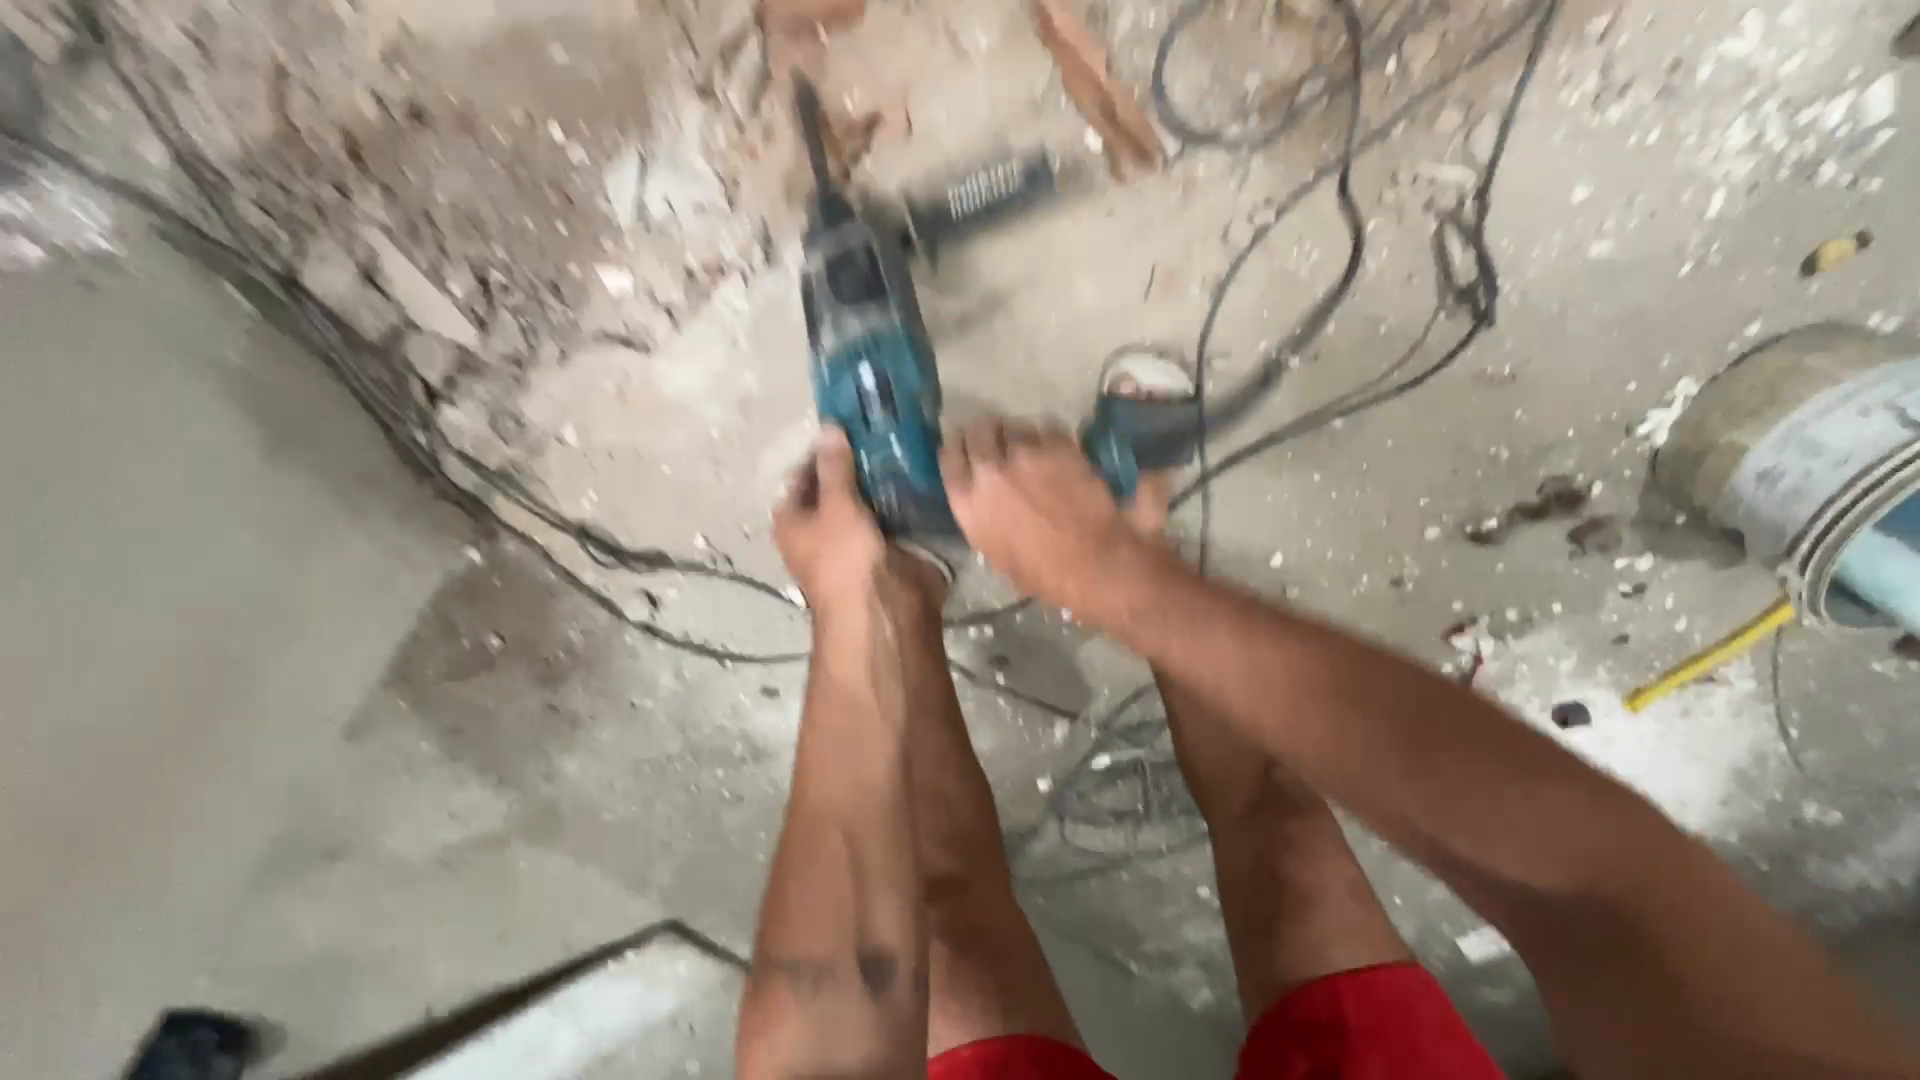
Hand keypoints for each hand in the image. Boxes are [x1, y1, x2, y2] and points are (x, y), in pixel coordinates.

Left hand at [775, 427, 887, 609]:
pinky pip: (890, 518)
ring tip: (902, 448)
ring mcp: (852, 542)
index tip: (850, 427)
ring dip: (881, 483)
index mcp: (792, 522)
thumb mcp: (835, 504)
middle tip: (883, 434)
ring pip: (865, 503)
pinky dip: (900, 502)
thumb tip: (829, 426)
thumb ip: (835, 466)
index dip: (822, 452)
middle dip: (856, 466)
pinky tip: (916, 477)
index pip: (802, 476)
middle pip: (835, 489)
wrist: (880, 609)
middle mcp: (818, 532)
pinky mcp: (883, 551)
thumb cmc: (843, 556)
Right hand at [942, 418, 1160, 612]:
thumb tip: (986, 497)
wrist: (1090, 563)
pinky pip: (1048, 428)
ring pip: (1013, 426)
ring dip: (1019, 435)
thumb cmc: (1040, 572)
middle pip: (978, 432)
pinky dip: (1050, 437)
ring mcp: (1025, 454)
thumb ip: (981, 513)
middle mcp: (990, 470)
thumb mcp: (993, 548)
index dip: (958, 448)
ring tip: (1031, 447)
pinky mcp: (1059, 446)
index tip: (966, 447)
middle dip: (986, 433)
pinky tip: (1057, 450)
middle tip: (998, 440)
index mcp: (968, 501)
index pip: (950, 457)